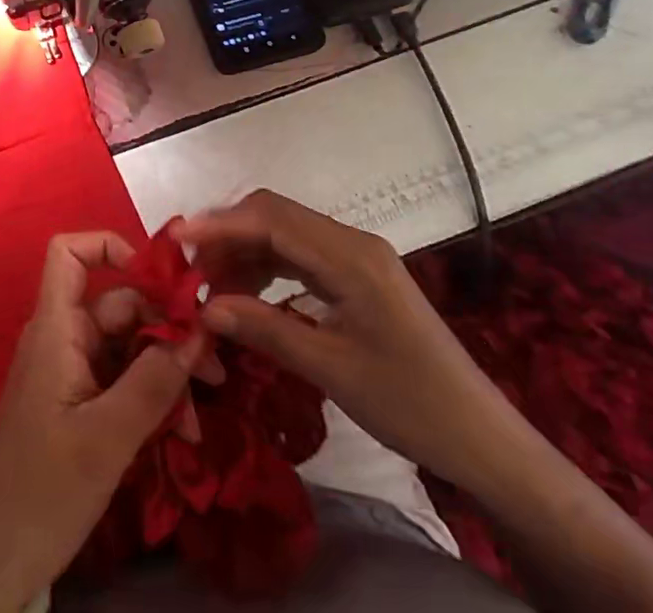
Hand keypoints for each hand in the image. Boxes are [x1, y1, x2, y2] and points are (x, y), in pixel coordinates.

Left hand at [0, 232, 211, 612]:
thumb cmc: (42, 493)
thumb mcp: (108, 438)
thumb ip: (157, 380)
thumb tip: (200, 328)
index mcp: (56, 331)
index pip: (69, 254)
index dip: (111, 247)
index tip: (163, 279)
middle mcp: (64, 341)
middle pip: (121, 305)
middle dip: (168, 331)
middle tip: (214, 370)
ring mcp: (72, 374)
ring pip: (130, 347)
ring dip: (168, 373)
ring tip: (197, 418)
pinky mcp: (80, 404)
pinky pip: (124, 381)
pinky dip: (154, 398)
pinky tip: (181, 432)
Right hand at [177, 190, 507, 486]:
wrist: (477, 434)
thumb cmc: (409, 403)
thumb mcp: (331, 369)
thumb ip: (265, 330)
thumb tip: (202, 306)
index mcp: (352, 257)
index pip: (272, 219)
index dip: (220, 224)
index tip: (175, 240)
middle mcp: (353, 244)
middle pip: (276, 218)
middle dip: (227, 237)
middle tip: (187, 274)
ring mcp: (357, 260)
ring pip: (285, 237)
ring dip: (244, 255)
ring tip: (208, 290)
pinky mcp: (357, 279)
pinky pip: (300, 260)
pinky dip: (266, 272)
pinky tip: (244, 298)